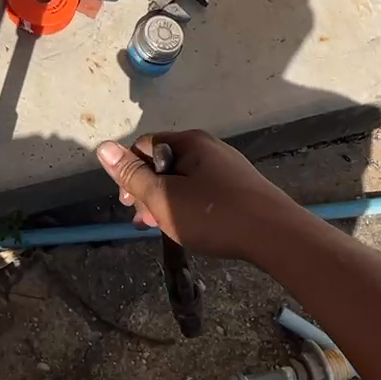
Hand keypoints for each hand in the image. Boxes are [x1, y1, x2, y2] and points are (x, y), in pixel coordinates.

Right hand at [94, 130, 298, 259]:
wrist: (277, 236)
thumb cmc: (214, 215)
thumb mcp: (163, 197)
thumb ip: (132, 175)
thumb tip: (103, 147)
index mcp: (190, 143)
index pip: (144, 146)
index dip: (129, 172)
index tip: (127, 203)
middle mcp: (209, 148)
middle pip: (164, 163)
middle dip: (147, 191)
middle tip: (145, 220)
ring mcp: (227, 168)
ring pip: (183, 180)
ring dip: (166, 202)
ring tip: (164, 228)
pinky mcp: (240, 188)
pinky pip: (203, 191)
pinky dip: (188, 207)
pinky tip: (189, 228)